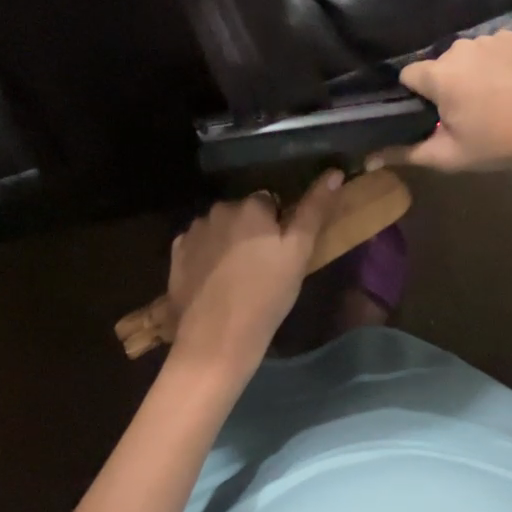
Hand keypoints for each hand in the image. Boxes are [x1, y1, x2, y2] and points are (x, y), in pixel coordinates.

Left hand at [165, 173, 343, 371]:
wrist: (215, 339)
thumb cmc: (265, 296)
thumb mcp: (298, 254)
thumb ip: (314, 210)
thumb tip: (334, 173)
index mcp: (250, 205)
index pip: (269, 203)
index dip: (277, 227)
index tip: (280, 255)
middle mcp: (219, 208)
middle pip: (242, 213)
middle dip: (251, 231)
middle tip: (261, 268)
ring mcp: (194, 230)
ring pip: (220, 228)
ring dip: (228, 242)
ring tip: (237, 278)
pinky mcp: (176, 253)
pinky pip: (198, 245)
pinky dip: (207, 256)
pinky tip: (214, 282)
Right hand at [375, 31, 511, 170]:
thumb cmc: (500, 142)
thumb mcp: (450, 156)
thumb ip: (406, 153)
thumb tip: (369, 159)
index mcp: (438, 74)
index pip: (409, 76)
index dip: (418, 96)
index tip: (435, 114)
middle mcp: (458, 48)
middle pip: (439, 66)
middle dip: (447, 85)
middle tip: (469, 113)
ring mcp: (488, 39)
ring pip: (466, 56)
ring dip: (472, 72)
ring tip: (494, 97)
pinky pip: (492, 47)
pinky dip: (496, 62)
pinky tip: (511, 82)